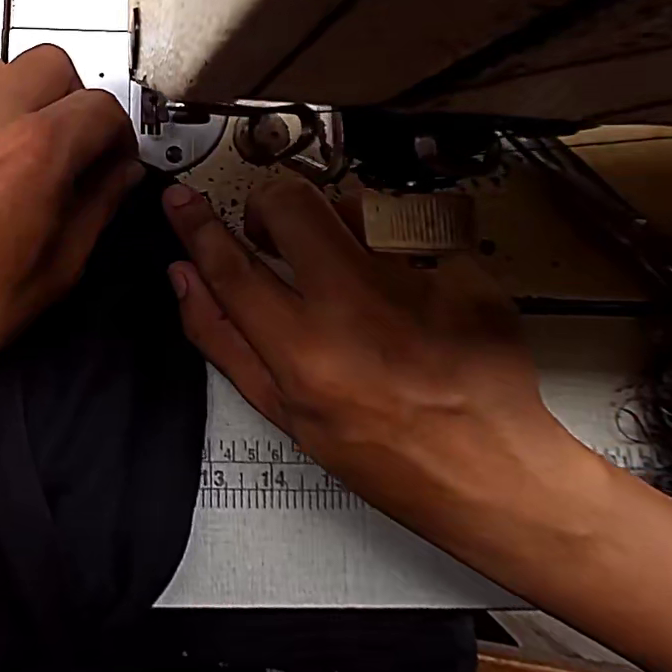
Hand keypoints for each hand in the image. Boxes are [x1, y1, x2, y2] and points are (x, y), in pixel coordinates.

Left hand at [0, 45, 140, 405]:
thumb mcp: (52, 273)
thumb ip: (96, 209)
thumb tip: (115, 178)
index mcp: (28, 156)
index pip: (99, 106)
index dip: (118, 132)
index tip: (111, 153)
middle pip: (50, 62)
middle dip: (73, 98)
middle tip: (73, 141)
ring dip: (20, 96)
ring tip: (20, 144)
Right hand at [160, 175, 574, 529]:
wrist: (491, 471)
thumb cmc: (380, 451)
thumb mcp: (282, 409)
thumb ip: (222, 337)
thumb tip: (185, 278)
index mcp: (302, 352)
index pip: (230, 265)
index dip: (195, 225)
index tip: (180, 200)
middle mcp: (356, 308)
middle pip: (288, 205)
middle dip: (268, 204)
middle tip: (274, 230)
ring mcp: (416, 284)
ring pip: (350, 201)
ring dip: (332, 221)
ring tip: (347, 265)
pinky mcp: (464, 272)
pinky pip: (406, 226)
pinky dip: (391, 243)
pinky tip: (403, 284)